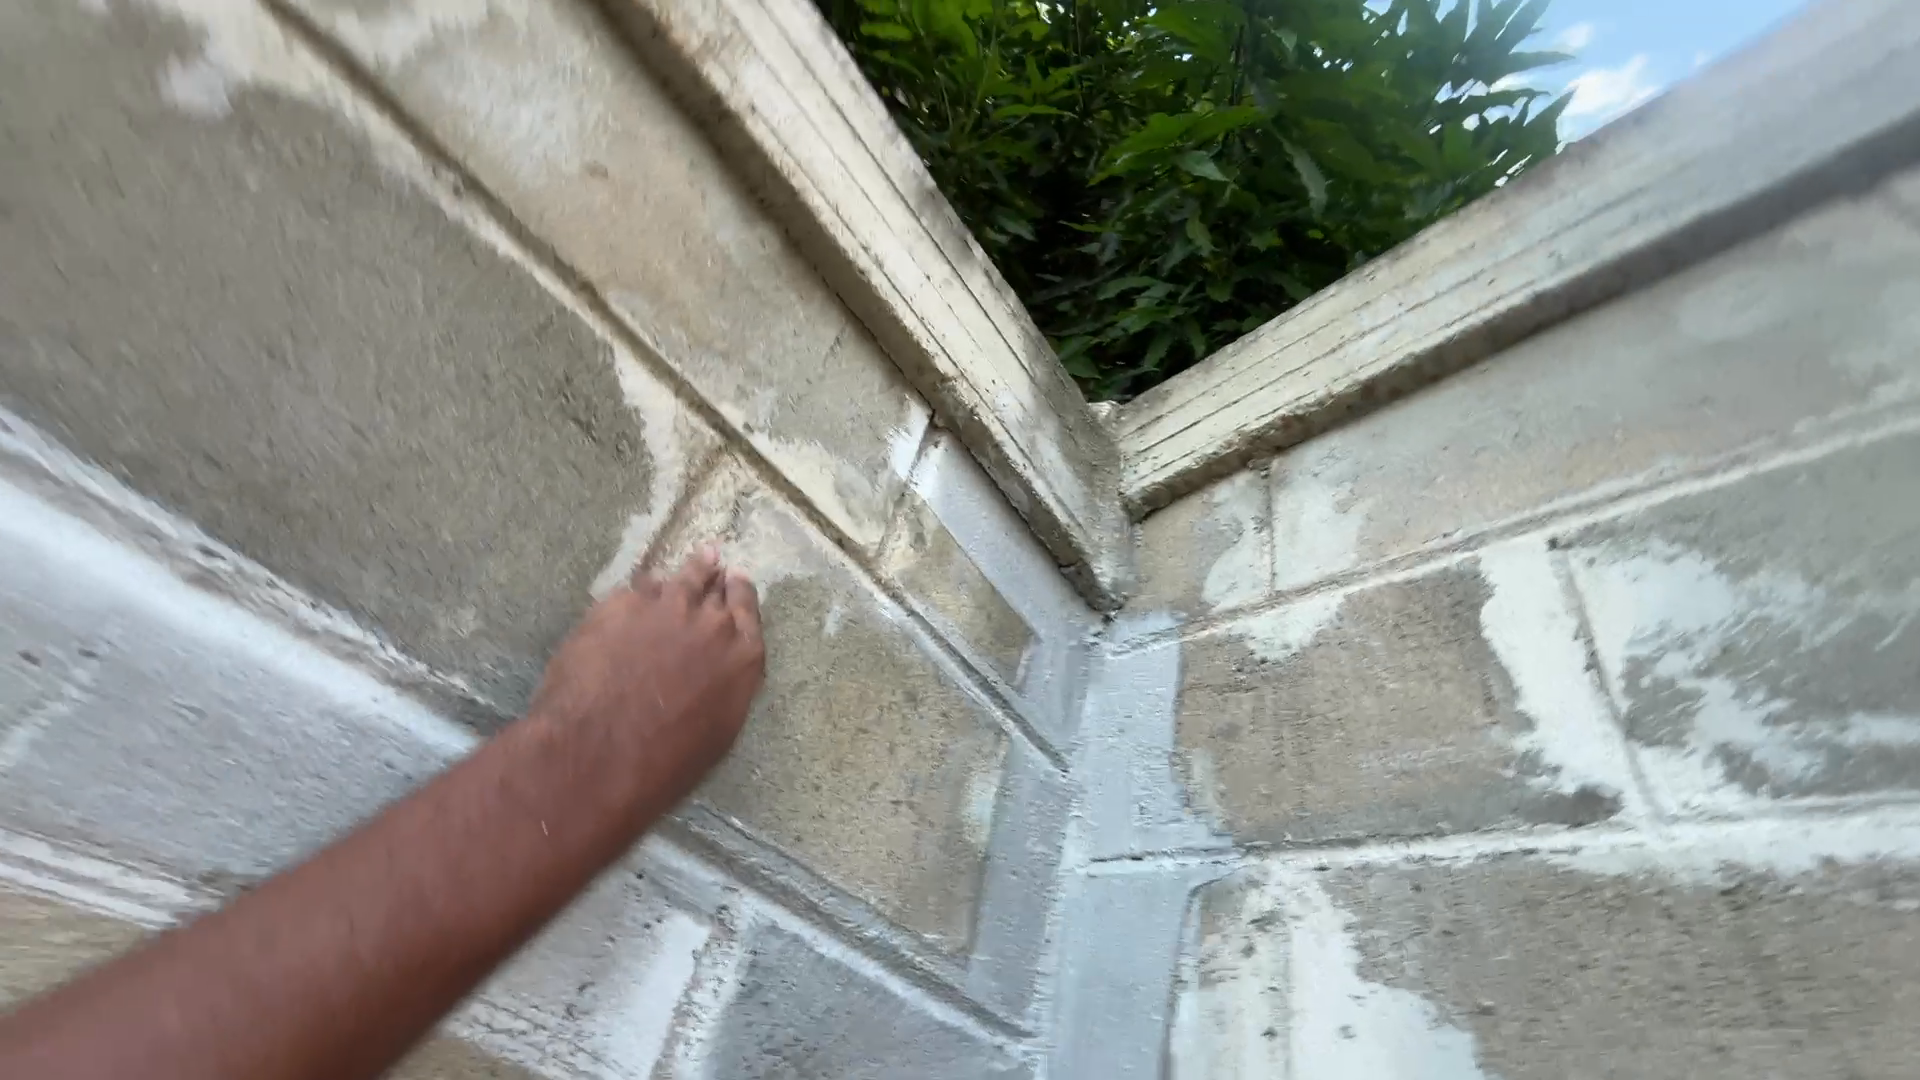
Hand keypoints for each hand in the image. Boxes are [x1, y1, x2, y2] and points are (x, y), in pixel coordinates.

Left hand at [528, 547, 764, 804]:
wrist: (601, 752)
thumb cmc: (667, 760)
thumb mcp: (719, 727)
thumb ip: (726, 683)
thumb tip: (717, 667)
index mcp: (743, 655)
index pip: (748, 610)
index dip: (741, 593)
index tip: (737, 580)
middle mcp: (712, 622)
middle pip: (717, 588)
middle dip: (716, 578)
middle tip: (715, 564)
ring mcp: (666, 607)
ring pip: (681, 577)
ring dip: (690, 568)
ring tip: (697, 557)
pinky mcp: (620, 604)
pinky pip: (635, 590)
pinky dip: (640, 592)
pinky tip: (635, 594)